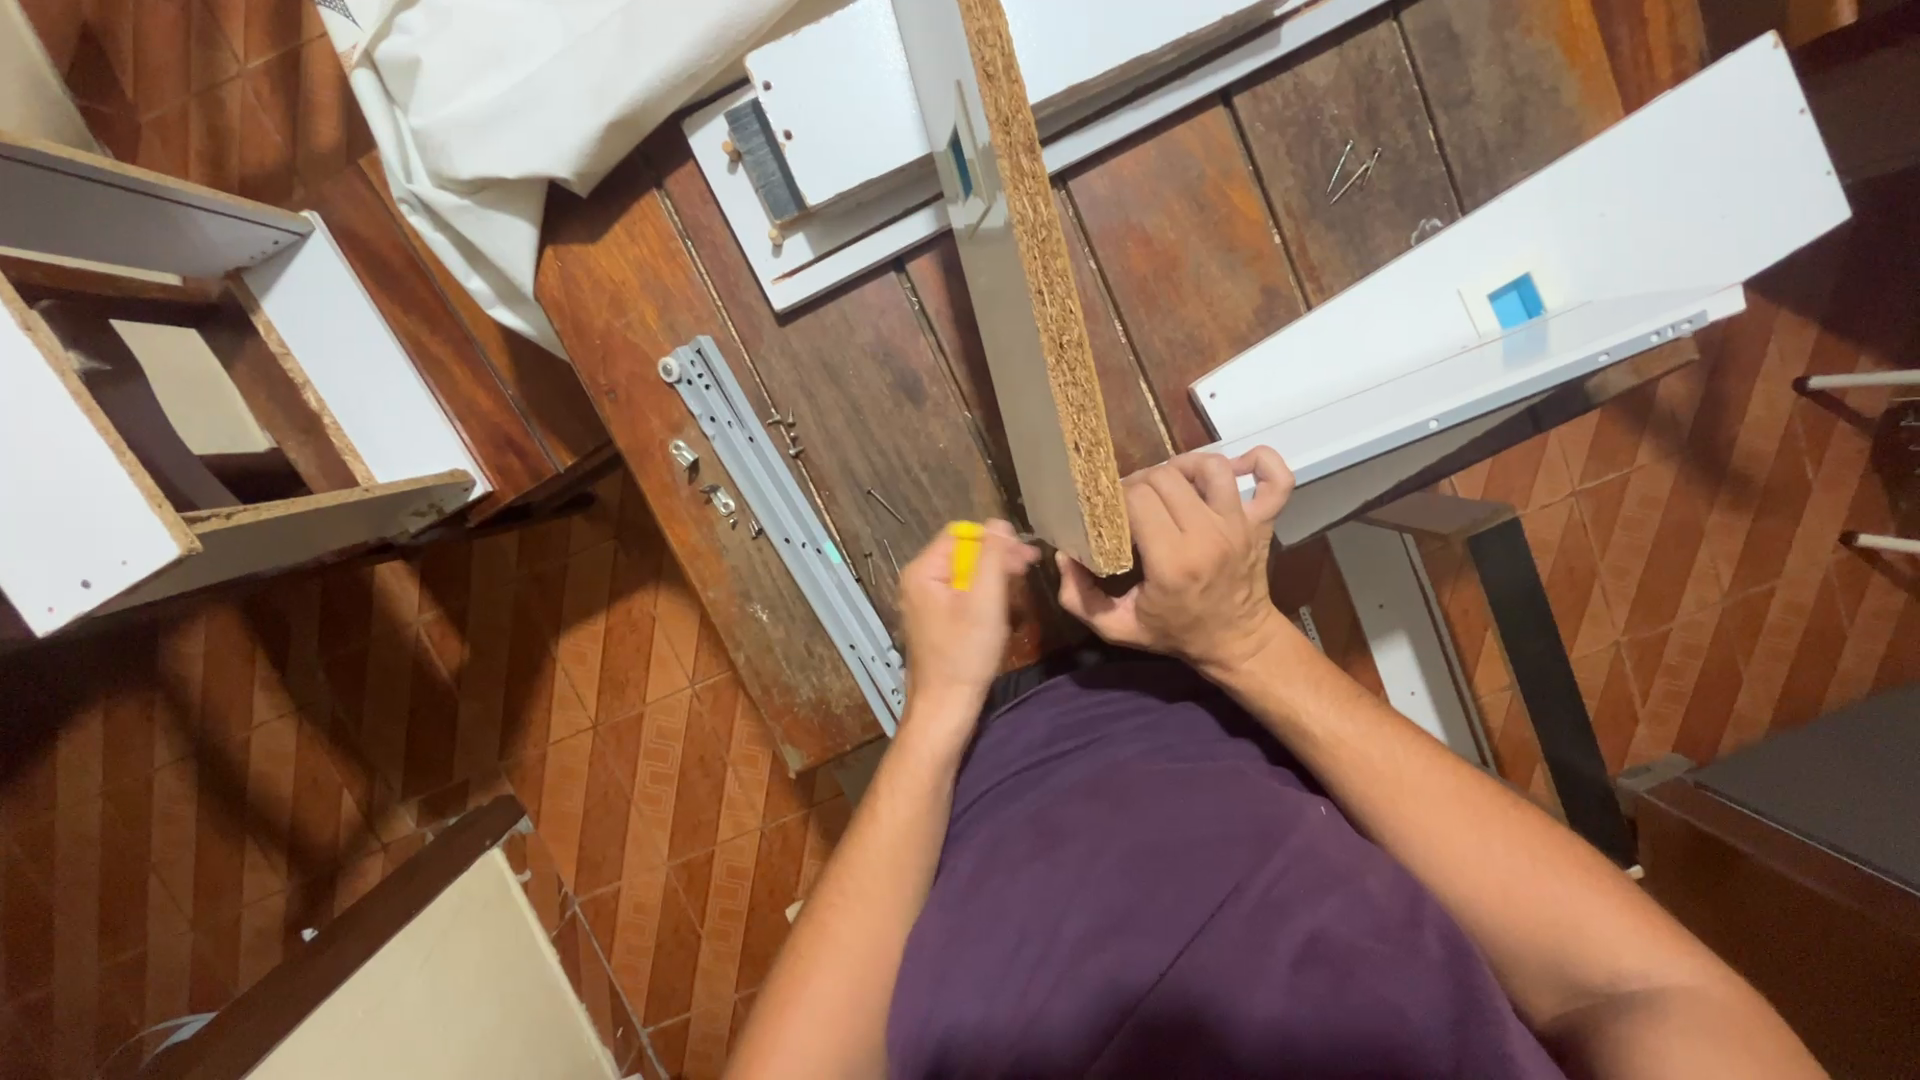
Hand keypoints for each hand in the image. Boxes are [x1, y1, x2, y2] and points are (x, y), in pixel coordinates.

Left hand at [900, 519, 1040, 723]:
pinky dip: (985, 598)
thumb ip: (993, 556)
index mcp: (923, 571)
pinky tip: (1003, 611)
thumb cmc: (966, 653)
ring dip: (995, 579)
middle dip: (998, 559)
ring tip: (1018, 593)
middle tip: (1030, 569)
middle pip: (964, 553)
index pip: (962, 534)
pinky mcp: (936, 620)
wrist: (947, 705)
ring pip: (966, 575)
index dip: (995, 539)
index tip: (1025, 555)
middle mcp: (919, 581)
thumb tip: (999, 523)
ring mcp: (925, 602)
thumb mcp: (985, 599)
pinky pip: (963, 595)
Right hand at [1057, 448, 1294, 678]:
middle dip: (1138, 482)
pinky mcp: (1262, 522)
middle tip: (1128, 501)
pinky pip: (1275, 478)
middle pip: (1165, 477)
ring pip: (1210, 466)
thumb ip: (1079, 598)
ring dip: (1182, 466)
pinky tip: (1233, 467)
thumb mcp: (1117, 628)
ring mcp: (1240, 525)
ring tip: (1167, 483)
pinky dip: (1257, 461)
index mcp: (1173, 563)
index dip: (1114, 498)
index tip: (1107, 513)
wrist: (1236, 642)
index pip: (1136, 500)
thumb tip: (1063, 555)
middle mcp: (1209, 536)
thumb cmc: (1175, 633)